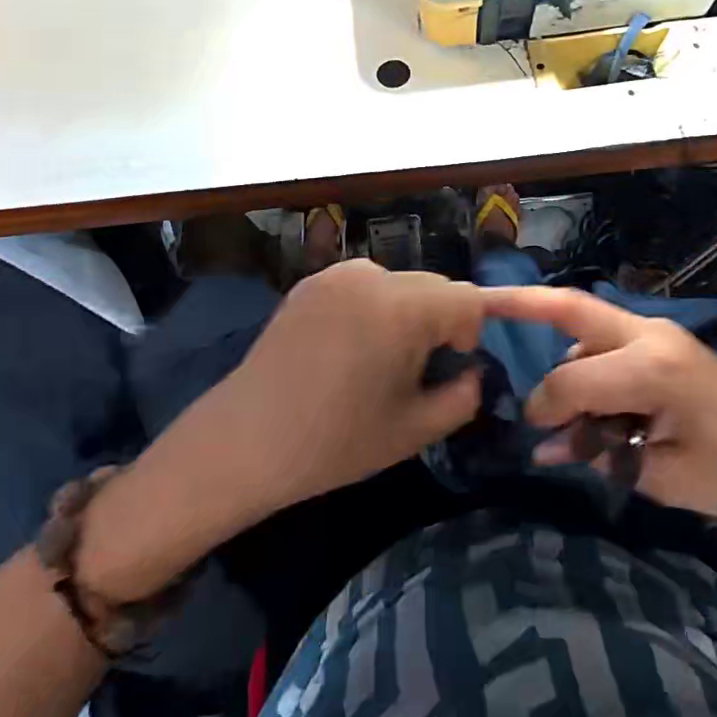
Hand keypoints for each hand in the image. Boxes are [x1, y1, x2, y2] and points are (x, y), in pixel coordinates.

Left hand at [164, 259, 485, 512]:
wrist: (244, 441)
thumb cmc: (336, 441)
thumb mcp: (415, 430)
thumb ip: (463, 397)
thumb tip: (471, 373)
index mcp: (404, 308)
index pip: (467, 299)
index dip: (470, 333)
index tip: (448, 368)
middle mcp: (373, 275)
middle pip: (434, 285)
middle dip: (440, 321)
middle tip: (416, 370)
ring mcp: (336, 274)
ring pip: (400, 283)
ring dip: (407, 312)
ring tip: (379, 358)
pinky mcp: (309, 282)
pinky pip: (363, 284)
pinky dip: (372, 307)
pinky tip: (346, 347)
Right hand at [485, 286, 716, 518]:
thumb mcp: (661, 476)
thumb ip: (596, 451)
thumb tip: (546, 442)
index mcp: (653, 367)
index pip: (571, 379)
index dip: (543, 408)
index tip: (531, 433)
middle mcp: (650, 335)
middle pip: (572, 307)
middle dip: (520, 301)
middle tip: (476, 301)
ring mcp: (657, 333)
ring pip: (585, 327)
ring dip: (560, 355)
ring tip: (550, 403)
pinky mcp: (662, 342)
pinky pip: (606, 341)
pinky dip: (583, 365)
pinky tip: (582, 406)